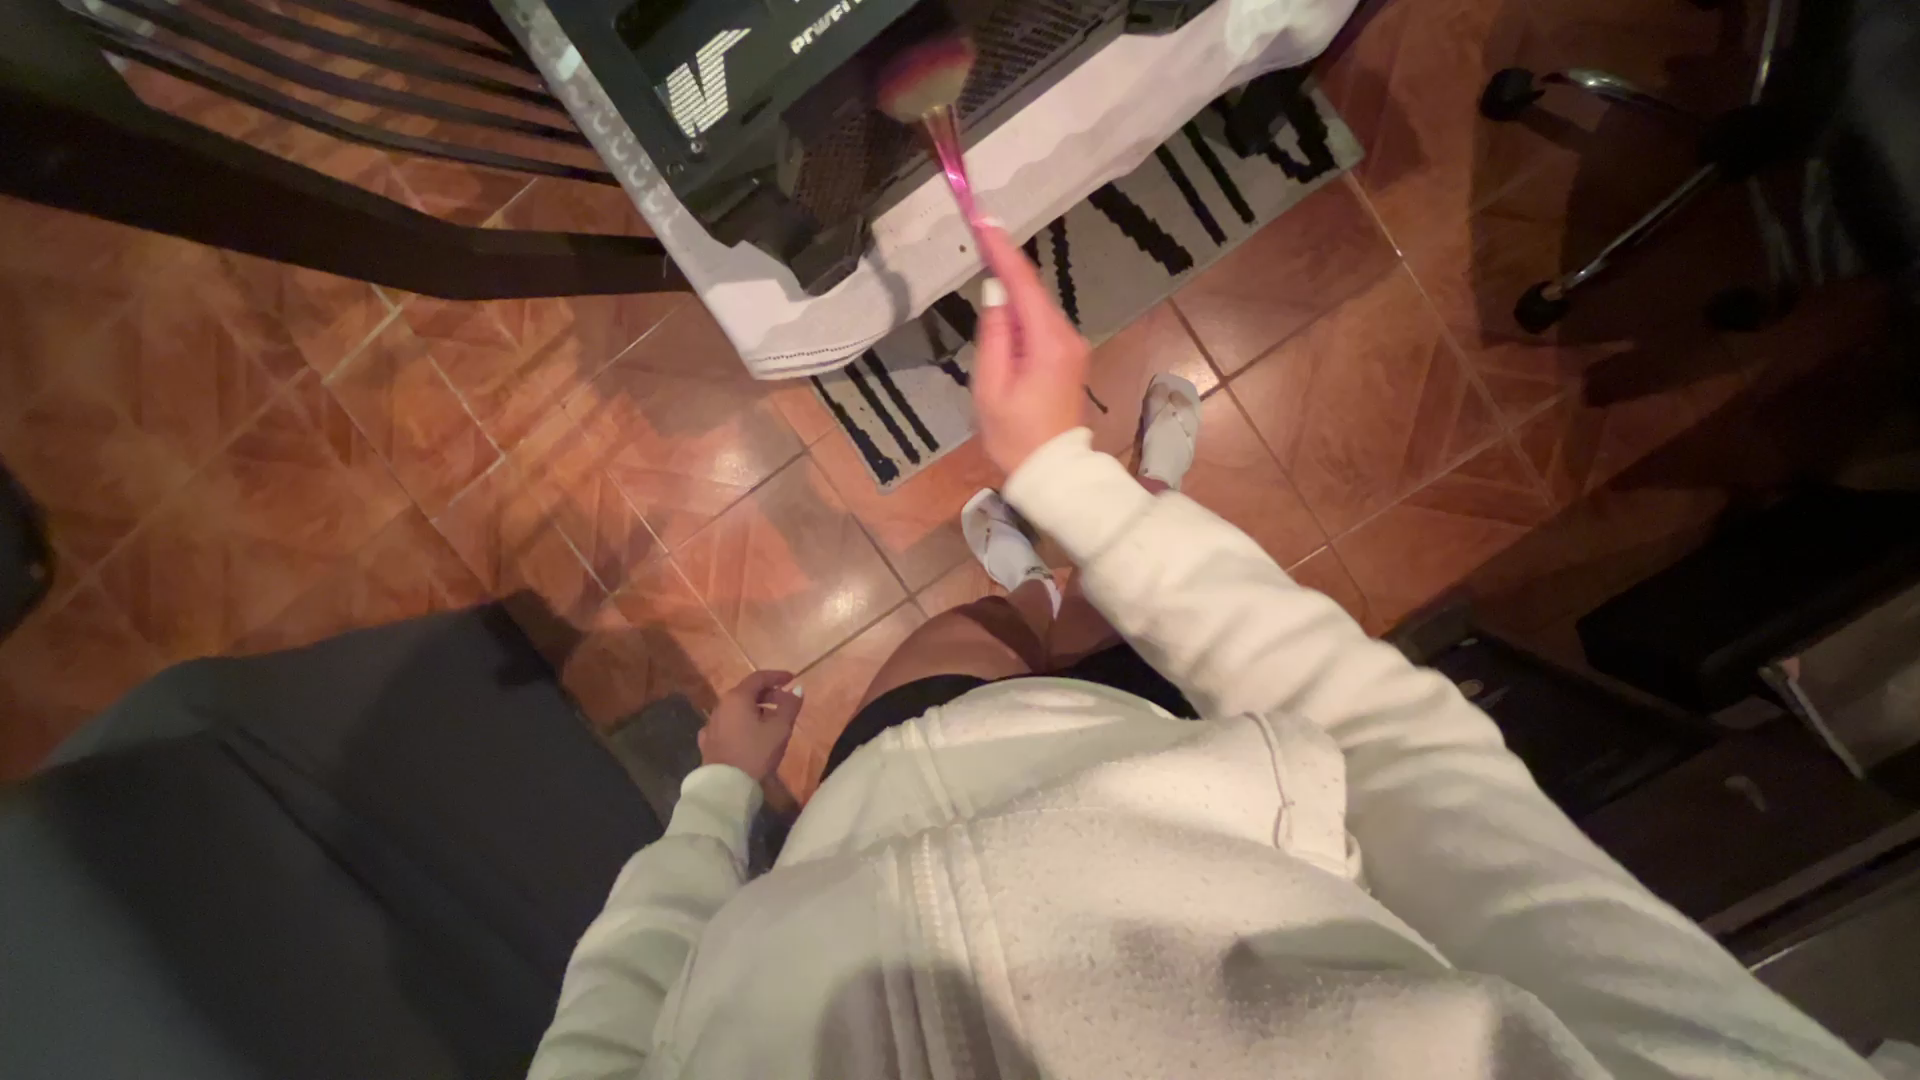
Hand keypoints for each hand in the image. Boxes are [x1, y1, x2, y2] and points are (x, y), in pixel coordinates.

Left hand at [699, 671, 802, 782]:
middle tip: (786, 702)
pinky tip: (748, 733)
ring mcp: (712, 724)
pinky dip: (742, 723)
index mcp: (738, 698)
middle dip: (769, 694)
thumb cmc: (756, 752)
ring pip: (737, 709)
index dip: (777, 676)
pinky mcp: (708, 741)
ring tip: (772, 720)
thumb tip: (797, 689)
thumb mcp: (780, 728)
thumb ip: (790, 705)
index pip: (759, 678)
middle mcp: (721, 706)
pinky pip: (728, 724)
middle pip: (747, 692)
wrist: (726, 786)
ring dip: (756, 709)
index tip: (792, 679)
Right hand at [972, 226, 1091, 474]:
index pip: (1023, 284)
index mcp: (1048, 342)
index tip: (985, 220)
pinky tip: (1004, 337)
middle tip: (979, 252)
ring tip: (988, 317)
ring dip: (1009, 306)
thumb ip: (993, 335)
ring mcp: (1073, 347)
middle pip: (1031, 294)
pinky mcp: (1070, 358)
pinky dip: (1020, 323)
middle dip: (1004, 278)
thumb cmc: (1015, 435)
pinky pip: (1040, 328)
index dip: (1003, 251)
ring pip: (1035, 311)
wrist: (1053, 470)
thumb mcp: (991, 388)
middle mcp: (1067, 336)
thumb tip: (995, 296)